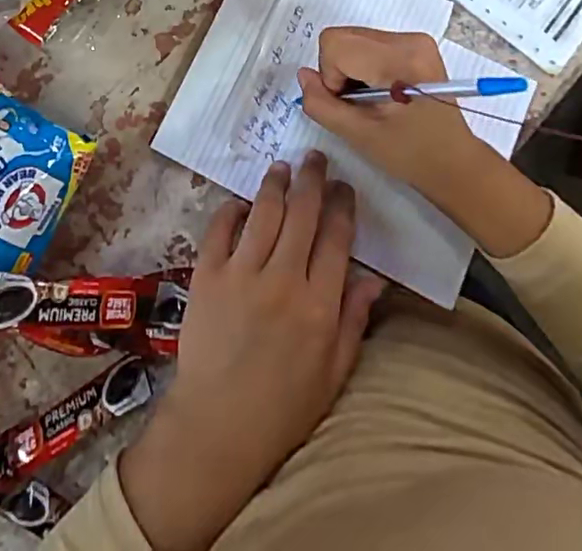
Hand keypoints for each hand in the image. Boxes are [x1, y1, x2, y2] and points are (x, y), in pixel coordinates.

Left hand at [118, 153, 383, 550]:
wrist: (220, 422)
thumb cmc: (285, 404)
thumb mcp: (335, 370)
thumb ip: (354, 319)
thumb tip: (375, 277)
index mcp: (319, 305)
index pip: (336, 239)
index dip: (342, 206)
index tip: (344, 186)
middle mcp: (282, 280)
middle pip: (302, 215)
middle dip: (312, 180)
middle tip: (315, 159)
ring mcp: (240, 274)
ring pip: (264, 214)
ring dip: (275, 185)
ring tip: (282, 167)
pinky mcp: (206, 275)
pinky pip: (219, 229)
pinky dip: (232, 210)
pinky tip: (242, 201)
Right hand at [296, 27, 551, 256]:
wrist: (454, 162)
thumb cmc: (409, 153)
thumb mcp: (357, 134)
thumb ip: (321, 103)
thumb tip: (304, 76)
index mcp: (400, 59)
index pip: (335, 44)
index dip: (331, 76)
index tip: (349, 103)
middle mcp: (409, 40)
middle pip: (342, 38)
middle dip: (338, 71)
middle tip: (358, 103)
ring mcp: (414, 40)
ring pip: (351, 39)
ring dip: (349, 69)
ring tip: (370, 99)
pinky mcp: (414, 45)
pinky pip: (366, 44)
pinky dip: (361, 66)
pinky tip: (378, 91)